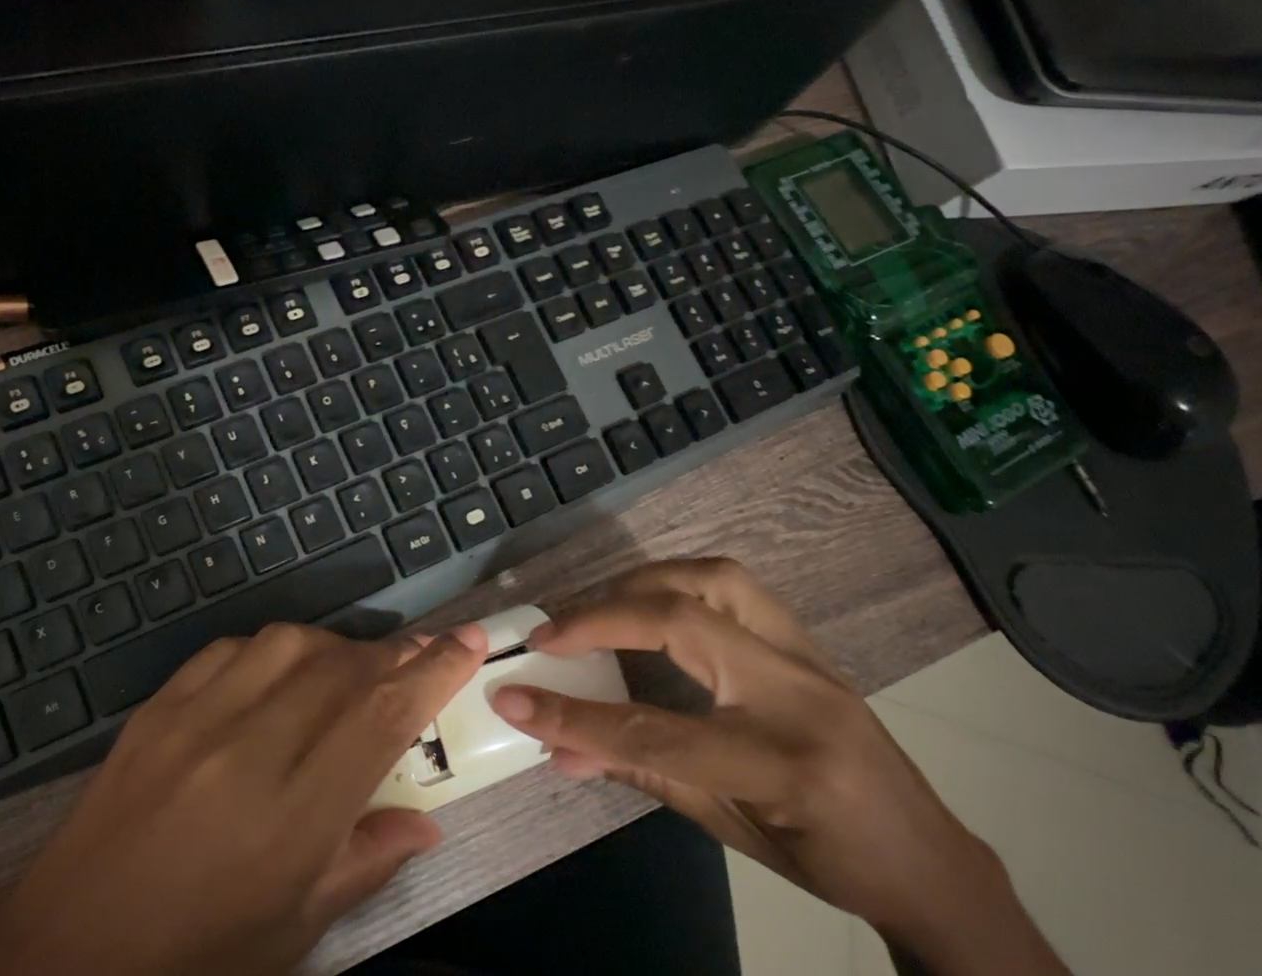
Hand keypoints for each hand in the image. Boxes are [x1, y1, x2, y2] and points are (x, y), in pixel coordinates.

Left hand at [0, 623, 487, 975]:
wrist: (66, 947)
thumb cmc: (196, 953)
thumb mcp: (296, 929)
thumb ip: (366, 863)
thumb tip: (427, 822)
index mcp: (291, 816)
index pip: (381, 717)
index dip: (433, 672)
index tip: (469, 642)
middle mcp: (246, 749)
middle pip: (339, 667)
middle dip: (394, 652)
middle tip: (424, 654)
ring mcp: (193, 719)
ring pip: (285, 642)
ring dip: (333, 645)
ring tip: (354, 667)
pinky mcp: (155, 707)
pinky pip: (228, 649)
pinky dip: (271, 649)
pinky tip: (280, 671)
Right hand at [487, 559, 1069, 975]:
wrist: (927, 859)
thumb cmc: (826, 858)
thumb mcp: (728, 828)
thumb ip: (640, 773)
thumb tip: (556, 749)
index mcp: (784, 764)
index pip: (654, 730)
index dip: (574, 716)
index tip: (512, 699)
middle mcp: (802, 694)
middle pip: (684, 622)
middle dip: (602, 619)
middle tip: (549, 633)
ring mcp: (813, 659)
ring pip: (719, 579)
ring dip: (644, 580)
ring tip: (597, 604)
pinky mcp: (812, 643)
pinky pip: (740, 587)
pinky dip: (681, 581)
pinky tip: (650, 602)